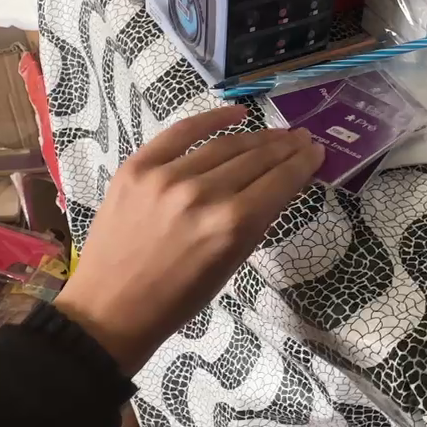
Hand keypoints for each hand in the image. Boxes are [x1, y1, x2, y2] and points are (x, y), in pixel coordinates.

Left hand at [55, 105, 322, 371]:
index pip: (281, 181)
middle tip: (302, 138)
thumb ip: (258, 219)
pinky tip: (236, 114)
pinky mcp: (138, 167)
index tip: (317, 151)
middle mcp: (204, 194)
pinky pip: (183, 132)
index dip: (304, 162)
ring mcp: (167, 176)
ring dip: (258, 136)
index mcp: (232, 225)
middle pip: (257, 157)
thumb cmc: (178, 299)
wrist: (108, 311)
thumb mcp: (232, 263)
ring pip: (226, 143)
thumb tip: (282, 183)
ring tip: (277, 133)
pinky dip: (212, 119)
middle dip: (286, 147)